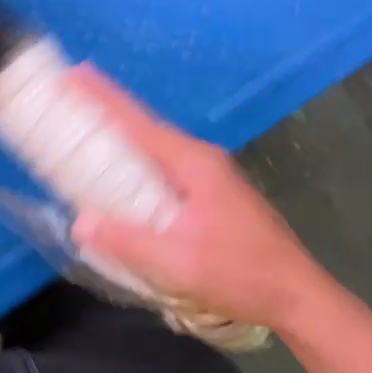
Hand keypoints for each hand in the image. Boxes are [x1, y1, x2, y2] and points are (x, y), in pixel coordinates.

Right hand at [64, 65, 337, 330]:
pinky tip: (122, 170)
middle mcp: (200, 158)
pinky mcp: (212, 192)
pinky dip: (136, 156)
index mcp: (192, 162)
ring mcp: (209, 173)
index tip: (72, 72)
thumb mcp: (182, 264)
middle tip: (68, 96)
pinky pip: (163, 162)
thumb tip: (79, 221)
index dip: (102, 95)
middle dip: (105, 108)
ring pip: (154, 144)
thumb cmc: (244, 275)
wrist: (303, 300)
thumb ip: (129, 241)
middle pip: (143, 124)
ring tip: (85, 128)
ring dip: (120, 133)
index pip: (137, 120)